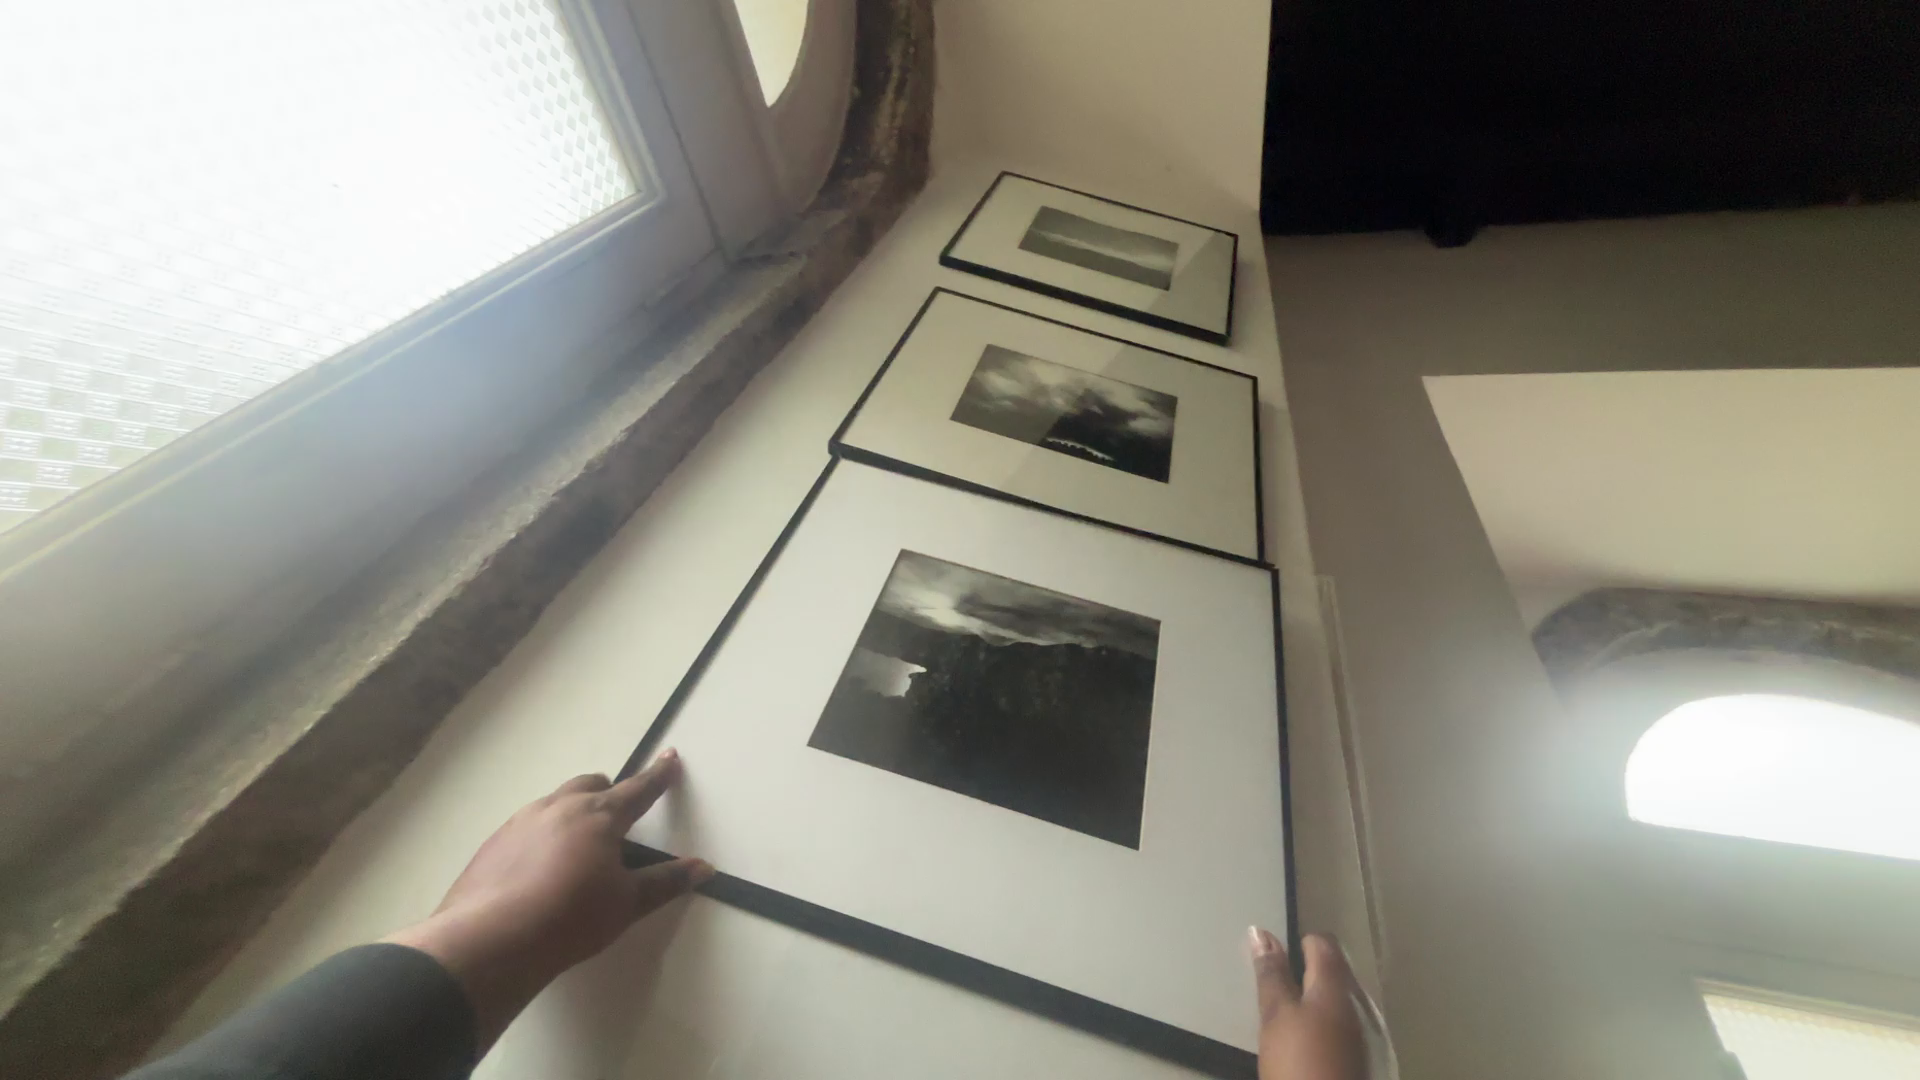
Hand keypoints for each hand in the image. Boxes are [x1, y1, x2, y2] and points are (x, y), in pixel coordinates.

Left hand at [385, 750, 710, 1050]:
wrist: (486, 945)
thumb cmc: (569, 919)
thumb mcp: (626, 904)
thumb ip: (667, 882)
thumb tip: (705, 867)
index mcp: (600, 816)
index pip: (639, 789)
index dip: (659, 774)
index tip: (670, 755)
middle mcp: (561, 807)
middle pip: (592, 784)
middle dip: (609, 790)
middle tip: (617, 816)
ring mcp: (521, 822)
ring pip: (556, 800)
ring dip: (573, 810)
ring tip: (575, 845)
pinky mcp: (491, 844)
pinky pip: (526, 826)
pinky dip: (541, 834)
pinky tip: (537, 868)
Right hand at [1249, 927, 1366, 1079]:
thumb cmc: (1301, 1065)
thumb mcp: (1275, 1016)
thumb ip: (1270, 973)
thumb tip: (1261, 932)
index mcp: (1339, 986)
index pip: (1323, 942)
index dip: (1297, 943)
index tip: (1276, 962)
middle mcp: (1364, 1005)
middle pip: (1337, 971)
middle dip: (1308, 974)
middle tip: (1279, 994)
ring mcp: (1375, 1038)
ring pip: (1344, 1002)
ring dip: (1320, 1003)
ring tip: (1293, 1024)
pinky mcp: (1374, 1065)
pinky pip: (1351, 1029)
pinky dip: (1332, 1028)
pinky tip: (1315, 1050)